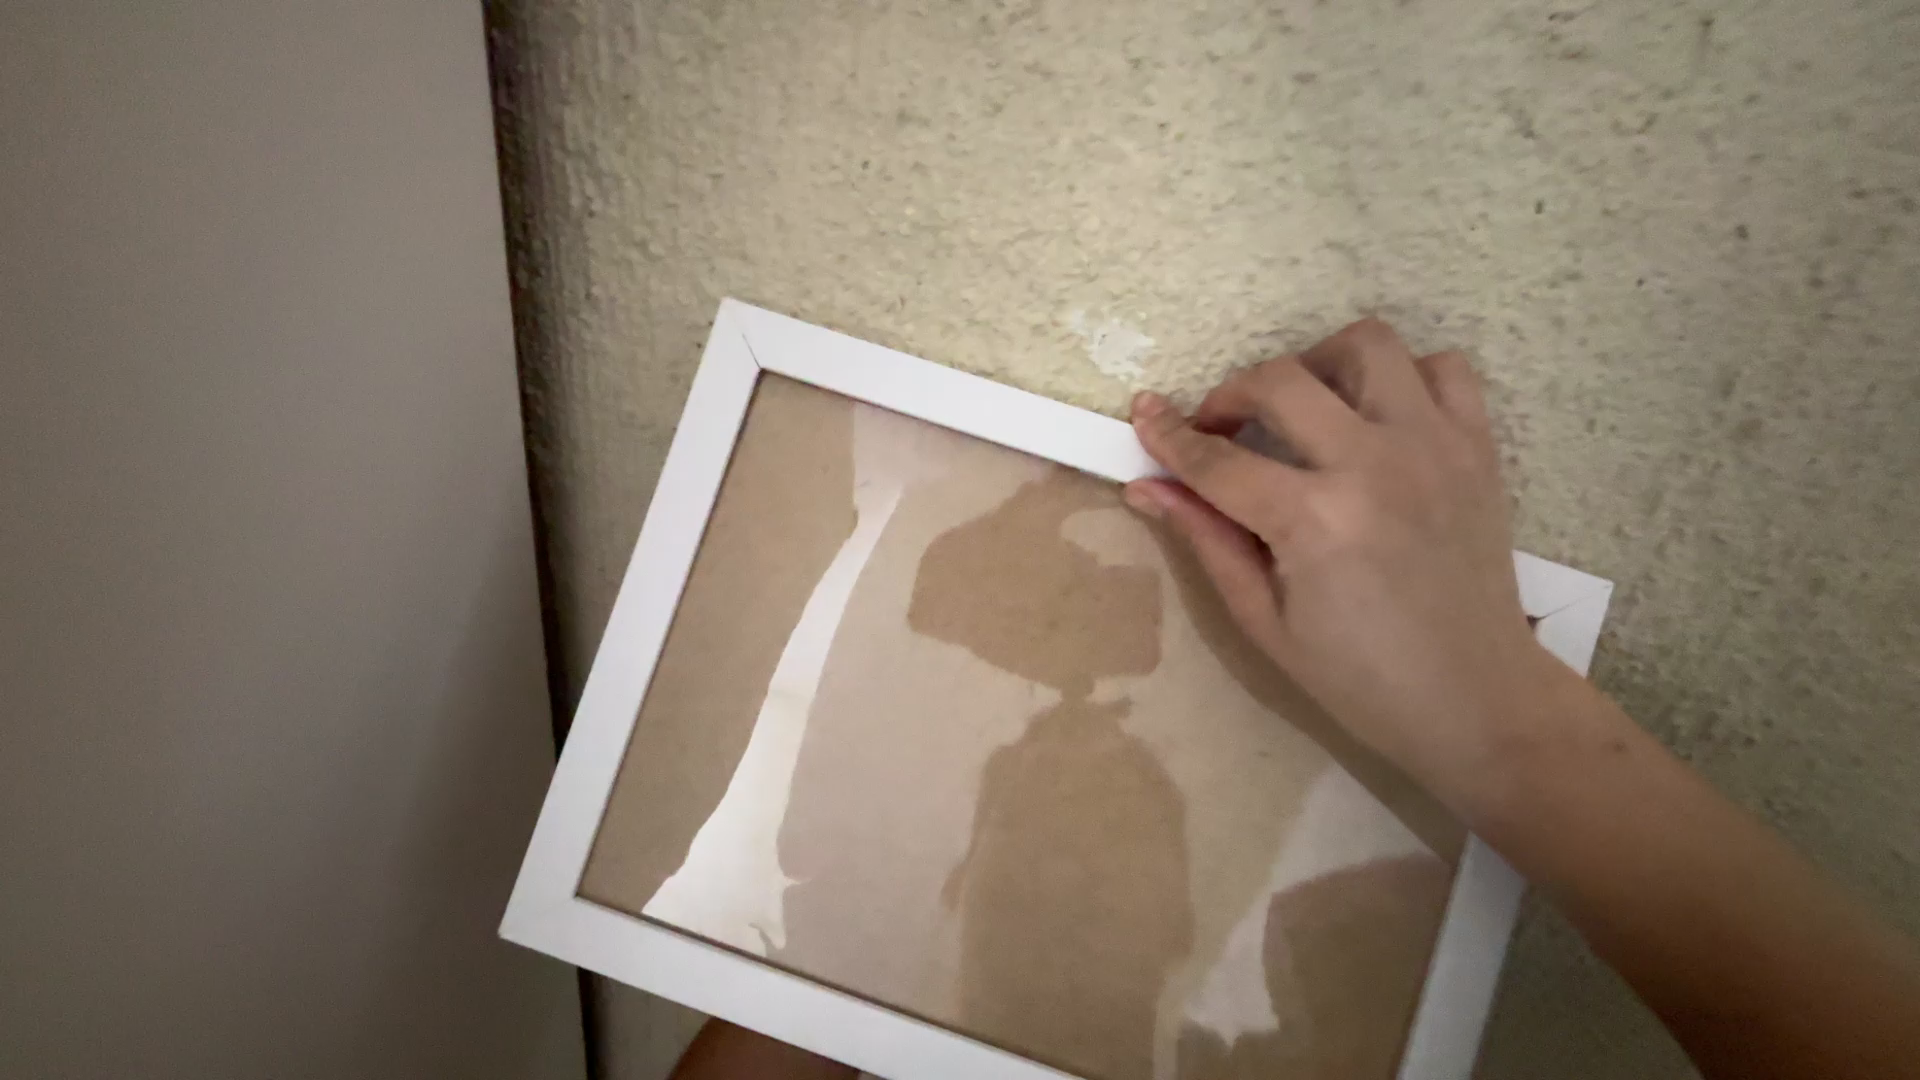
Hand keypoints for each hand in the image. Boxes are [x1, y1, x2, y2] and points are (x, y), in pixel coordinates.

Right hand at [1124, 319, 1559, 790]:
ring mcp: (1434, 446)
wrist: (1474, 697)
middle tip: (1217, 430)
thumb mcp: (1260, 618)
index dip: (1168, 435)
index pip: (1217, 460)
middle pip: (1280, 381)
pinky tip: (1372, 416)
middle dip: (1229, 395)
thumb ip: (1205, 539)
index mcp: (1313, 520)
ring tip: (1297, 408)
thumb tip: (1146, 487)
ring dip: (1313, 365)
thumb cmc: (1355, 674)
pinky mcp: (1477, 446)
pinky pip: (1442, 367)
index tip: (1142, 414)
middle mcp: (1375, 464)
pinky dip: (1398, 375)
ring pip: (1366, 345)